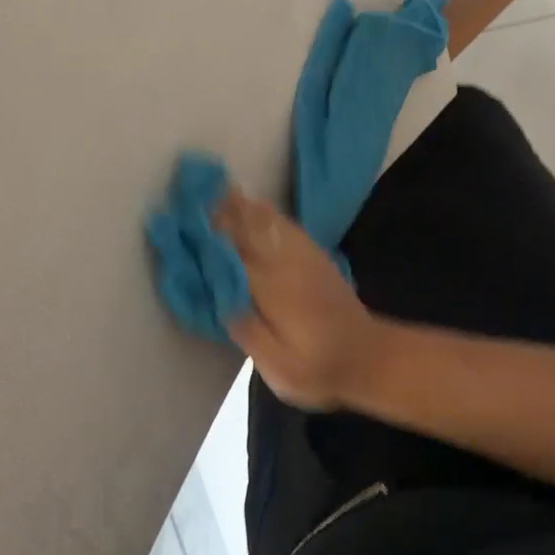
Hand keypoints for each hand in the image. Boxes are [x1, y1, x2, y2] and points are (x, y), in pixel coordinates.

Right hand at [214, 187, 382, 409]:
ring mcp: (302, 255)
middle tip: (193, 190)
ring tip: (215, 187)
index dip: (207, 234)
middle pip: (247, 229)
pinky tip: (253, 203)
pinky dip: (265, 211)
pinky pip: (284, 225)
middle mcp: (285, 263)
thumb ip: (248, 331)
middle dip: (219, 210)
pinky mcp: (313, 255)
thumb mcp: (280, 367)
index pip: (232, 254)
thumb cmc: (319, 368)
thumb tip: (218, 297)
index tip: (184, 217)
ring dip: (240, 204)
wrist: (371, 359)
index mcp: (272, 289)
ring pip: (266, 222)